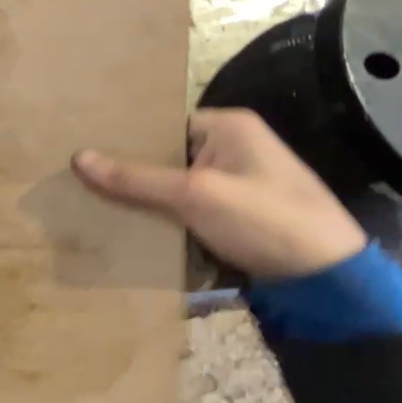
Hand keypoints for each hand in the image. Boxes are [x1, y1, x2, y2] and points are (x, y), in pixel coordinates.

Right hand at [71, 108, 365, 280]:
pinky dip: (158, 215)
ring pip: (169, 183)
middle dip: (126, 169)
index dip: (124, 137)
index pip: (162, 123)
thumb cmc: (266, 220)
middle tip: (78, 178)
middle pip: (163, 154)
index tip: (83, 151)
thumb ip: (135, 177)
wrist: (324, 279)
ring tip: (91, 202)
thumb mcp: (194, 195)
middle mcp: (232, 147)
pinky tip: (126, 224)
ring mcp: (233, 182)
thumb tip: (77, 156)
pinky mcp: (231, 213)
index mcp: (230, 126)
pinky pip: (182, 207)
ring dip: (140, 196)